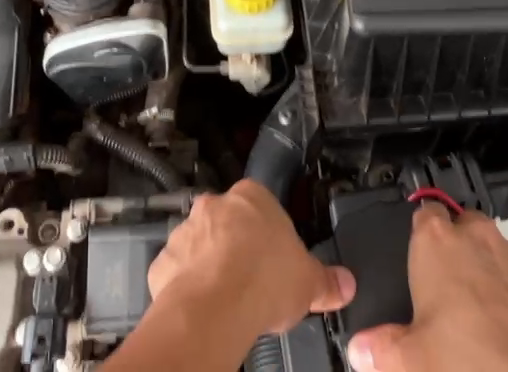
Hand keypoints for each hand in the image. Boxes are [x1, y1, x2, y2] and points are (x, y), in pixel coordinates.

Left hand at [147, 180, 356, 337]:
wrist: (214, 310)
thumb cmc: (261, 281)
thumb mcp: (309, 280)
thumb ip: (328, 280)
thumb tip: (344, 284)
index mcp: (253, 197)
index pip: (262, 202)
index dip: (269, 229)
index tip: (275, 251)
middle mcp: (215, 206)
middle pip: (229, 221)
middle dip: (238, 245)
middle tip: (255, 276)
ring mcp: (185, 232)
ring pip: (201, 244)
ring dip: (211, 264)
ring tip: (230, 297)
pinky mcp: (163, 263)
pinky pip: (177, 272)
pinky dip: (188, 286)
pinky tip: (206, 307)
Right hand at [347, 204, 507, 371]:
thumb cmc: (465, 360)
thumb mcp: (406, 358)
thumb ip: (380, 345)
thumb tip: (363, 348)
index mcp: (436, 243)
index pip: (423, 213)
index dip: (420, 234)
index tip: (418, 257)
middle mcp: (478, 237)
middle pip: (463, 226)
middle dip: (457, 250)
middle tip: (448, 292)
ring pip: (498, 250)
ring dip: (490, 270)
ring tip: (483, 314)